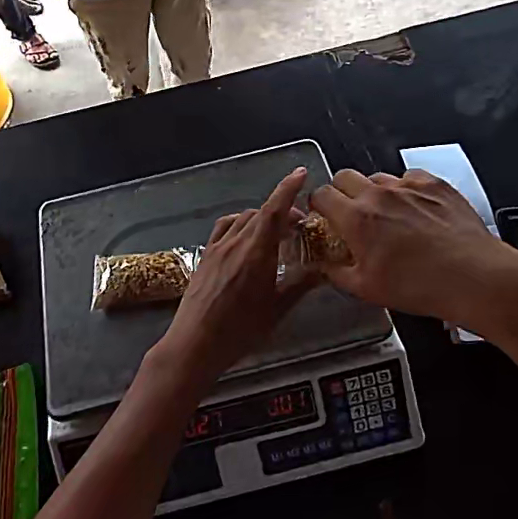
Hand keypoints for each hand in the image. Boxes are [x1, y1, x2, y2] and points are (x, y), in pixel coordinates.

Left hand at [157, 168, 313, 381]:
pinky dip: (239, 226)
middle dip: (282, 212)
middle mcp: (234, 244)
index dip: (288, 188)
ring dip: (261, 219)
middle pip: (260, 214)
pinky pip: (223, 230)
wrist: (195, 344)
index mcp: (256, 252)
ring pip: (242, 220)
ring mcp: (216, 249)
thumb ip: (300, 285)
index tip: (299, 174)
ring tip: (274, 233)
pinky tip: (244, 240)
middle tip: (299, 227)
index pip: (274, 210)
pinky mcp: (205, 258)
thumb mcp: (277, 310)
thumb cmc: (238, 331)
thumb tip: (322, 271)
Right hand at [310, 168, 517, 333]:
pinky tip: (412, 209)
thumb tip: (327, 266)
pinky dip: (405, 189)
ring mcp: (409, 187)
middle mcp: (380, 195)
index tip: (323, 215)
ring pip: (377, 177)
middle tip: (349, 213)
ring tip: (385, 215)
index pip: (321, 194)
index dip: (318, 205)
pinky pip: (409, 177)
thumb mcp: (366, 289)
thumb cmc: (424, 285)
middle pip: (344, 176)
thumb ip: (337, 272)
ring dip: (373, 192)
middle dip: (341, 192)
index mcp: (357, 219)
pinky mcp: (435, 186)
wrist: (475, 278)